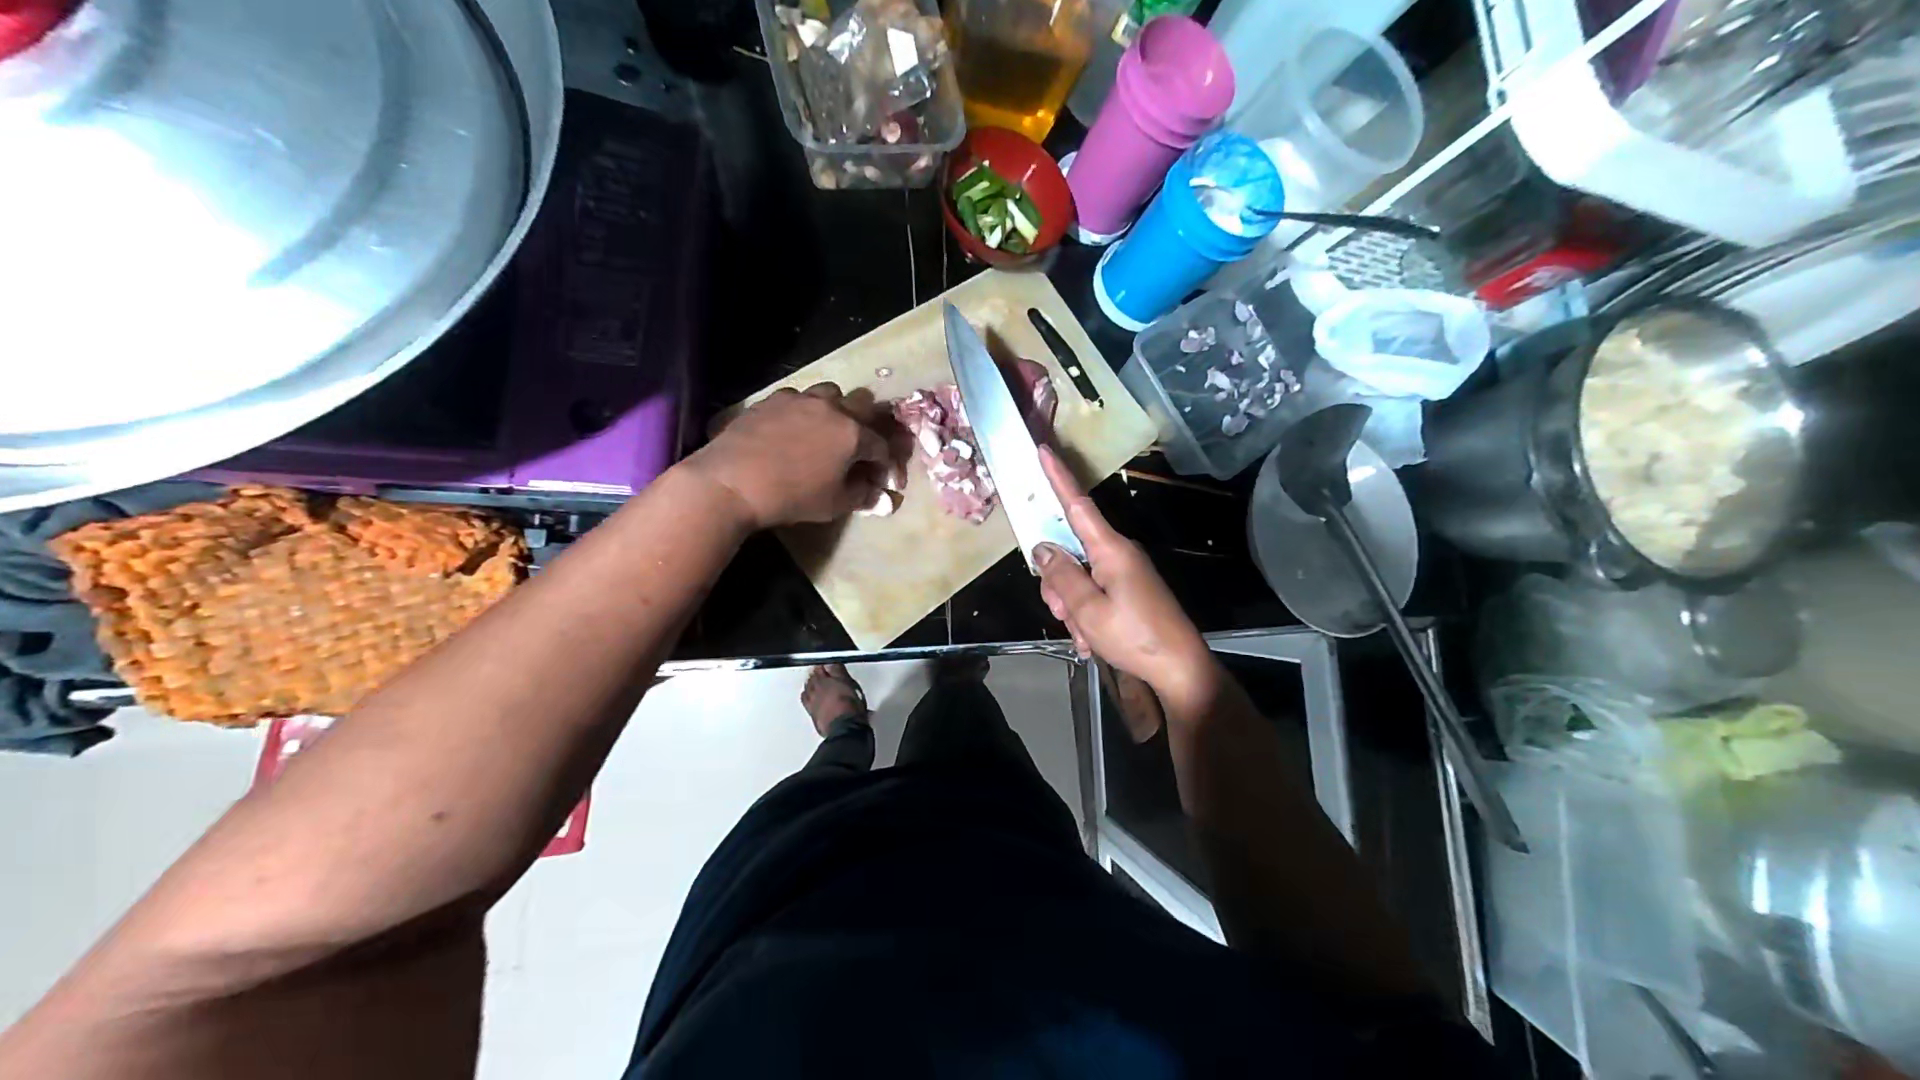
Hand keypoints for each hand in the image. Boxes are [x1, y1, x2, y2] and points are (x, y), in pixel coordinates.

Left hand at [681, 384, 891, 530]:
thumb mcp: (834, 504)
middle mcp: (832, 408)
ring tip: (826, 430)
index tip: (878, 478)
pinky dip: (803, 410)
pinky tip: (793, 429)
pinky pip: (797, 398)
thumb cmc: (792, 497)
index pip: (881, 446)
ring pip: (830, 393)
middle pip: (862, 405)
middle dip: (867, 425)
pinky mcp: (772, 399)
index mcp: (854, 434)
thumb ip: (862, 496)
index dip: (884, 464)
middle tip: (858, 447)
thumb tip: (877, 494)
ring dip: (836, 409)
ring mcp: (800, 399)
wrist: (733, 482)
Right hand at [1032, 448, 1215, 708]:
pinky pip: (1092, 594)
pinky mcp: (1127, 591)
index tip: (1044, 451)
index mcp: (1110, 550)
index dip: (1058, 478)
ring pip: (1076, 578)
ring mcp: (1123, 573)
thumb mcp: (1088, 609)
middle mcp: (1117, 554)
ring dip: (1071, 606)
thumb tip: (1042, 547)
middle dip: (1057, 583)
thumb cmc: (1134, 636)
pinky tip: (1090, 640)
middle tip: (1062, 613)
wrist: (1179, 668)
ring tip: (1083, 634)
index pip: (1077, 505)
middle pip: (1069, 552)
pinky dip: (1085, 617)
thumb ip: (1061, 576)